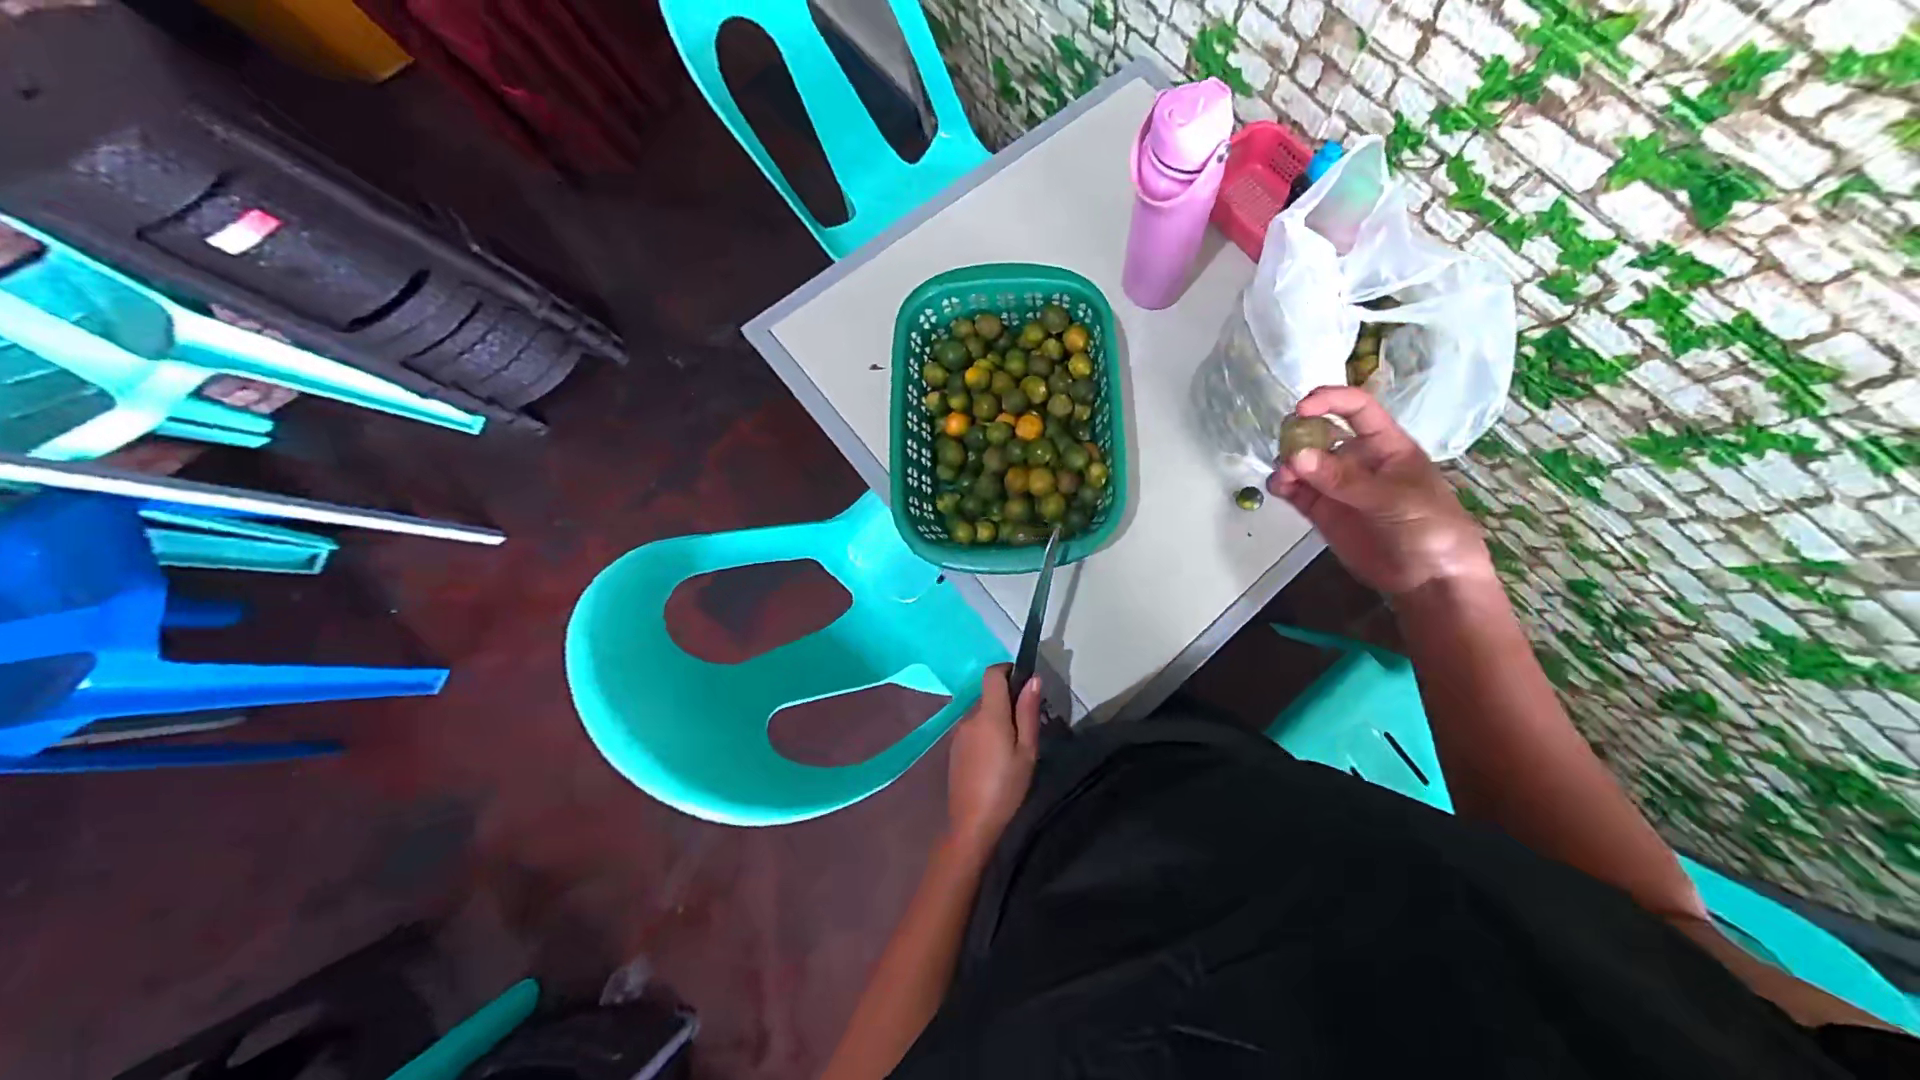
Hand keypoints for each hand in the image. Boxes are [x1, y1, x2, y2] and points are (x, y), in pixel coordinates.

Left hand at [945, 665, 1041, 851]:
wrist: (972, 822)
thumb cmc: (1006, 786)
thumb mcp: (1027, 750)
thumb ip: (1028, 712)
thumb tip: (1033, 679)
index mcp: (988, 714)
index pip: (991, 674)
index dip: (1007, 670)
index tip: (1024, 681)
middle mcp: (969, 717)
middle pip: (988, 694)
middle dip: (1007, 699)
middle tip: (1028, 722)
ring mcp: (958, 733)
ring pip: (981, 712)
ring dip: (997, 717)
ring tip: (1015, 744)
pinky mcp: (954, 748)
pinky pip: (973, 728)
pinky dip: (986, 732)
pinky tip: (997, 756)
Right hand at [1268, 386, 1493, 597]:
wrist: (1430, 580)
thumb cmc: (1431, 529)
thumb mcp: (1392, 499)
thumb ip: (1343, 480)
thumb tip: (1296, 457)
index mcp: (1386, 445)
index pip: (1357, 409)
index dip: (1330, 401)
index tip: (1302, 409)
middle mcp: (1358, 460)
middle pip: (1321, 433)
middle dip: (1299, 435)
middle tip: (1286, 450)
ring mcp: (1338, 486)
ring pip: (1303, 462)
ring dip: (1287, 463)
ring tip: (1284, 479)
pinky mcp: (1322, 511)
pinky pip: (1296, 491)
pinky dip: (1283, 486)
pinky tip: (1280, 488)